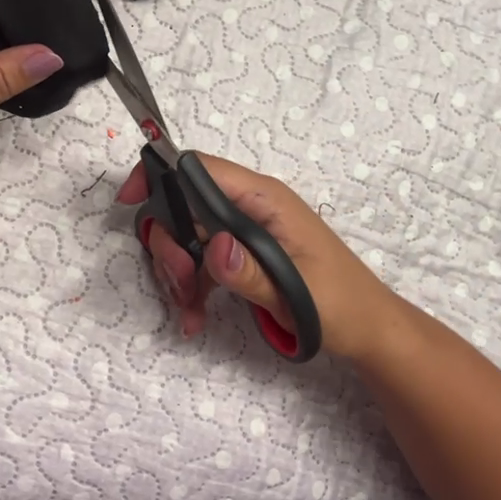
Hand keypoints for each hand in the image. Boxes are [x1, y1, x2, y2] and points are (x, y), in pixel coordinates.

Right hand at [123, 154, 399, 361]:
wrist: (370, 332)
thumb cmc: (342, 305)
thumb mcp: (297, 293)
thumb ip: (250, 272)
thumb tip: (212, 246)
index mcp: (263, 199)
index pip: (199, 167)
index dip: (159, 175)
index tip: (130, 201)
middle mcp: (248, 207)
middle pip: (182, 205)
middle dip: (169, 244)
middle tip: (181, 284)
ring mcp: (242, 231)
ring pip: (184, 236)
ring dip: (176, 271)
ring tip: (189, 310)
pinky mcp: (239, 255)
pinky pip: (198, 261)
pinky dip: (189, 287)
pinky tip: (193, 317)